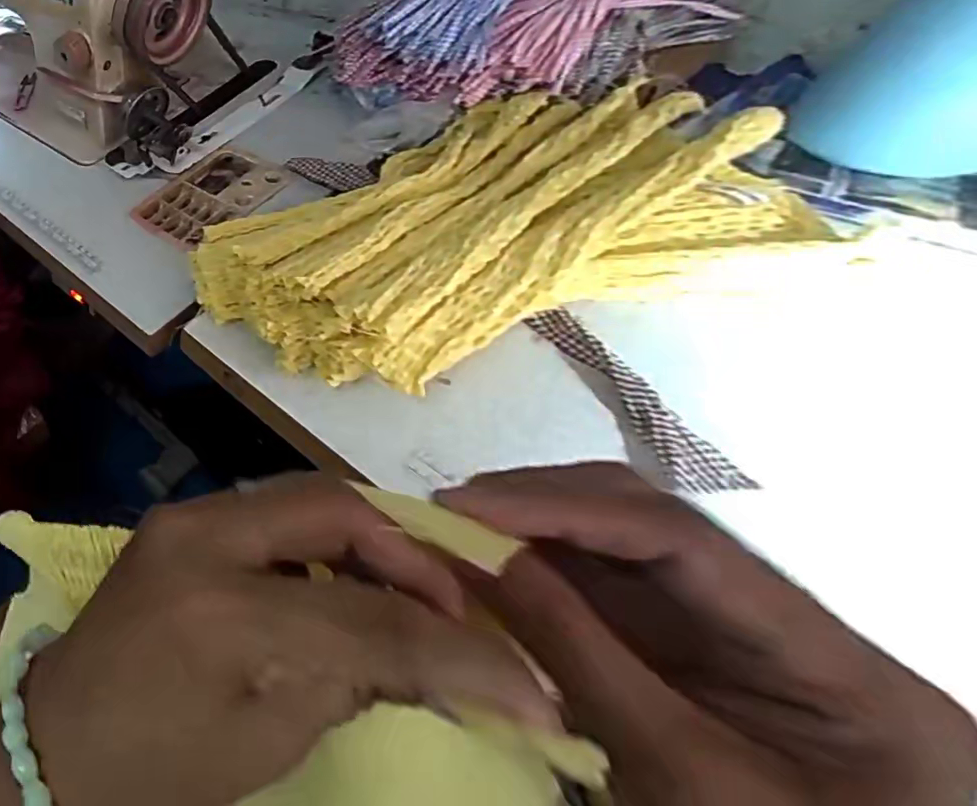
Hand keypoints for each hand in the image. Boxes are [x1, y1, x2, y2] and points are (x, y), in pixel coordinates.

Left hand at [17, 475, 559, 805]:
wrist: (57, 737)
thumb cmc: (159, 765)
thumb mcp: (270, 740)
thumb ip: (355, 682)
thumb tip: (439, 659)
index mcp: (224, 609)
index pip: (371, 617)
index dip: (463, 652)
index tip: (530, 688)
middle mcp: (200, 537)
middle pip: (332, 508)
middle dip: (410, 554)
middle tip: (458, 610)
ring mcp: (179, 518)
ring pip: (297, 498)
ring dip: (364, 538)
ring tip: (409, 596)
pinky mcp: (173, 521)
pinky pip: (263, 513)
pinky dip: (315, 540)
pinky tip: (339, 584)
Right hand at [441, 464, 976, 805]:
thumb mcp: (671, 773)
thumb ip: (575, 652)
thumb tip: (471, 549)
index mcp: (831, 660)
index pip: (680, 538)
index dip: (561, 508)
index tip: (462, 505)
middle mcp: (776, 617)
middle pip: (645, 518)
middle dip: (536, 504)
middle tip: (446, 513)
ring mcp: (724, 625)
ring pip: (612, 537)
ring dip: (526, 526)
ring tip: (452, 531)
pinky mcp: (676, 638)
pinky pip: (596, 577)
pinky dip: (532, 562)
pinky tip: (484, 561)